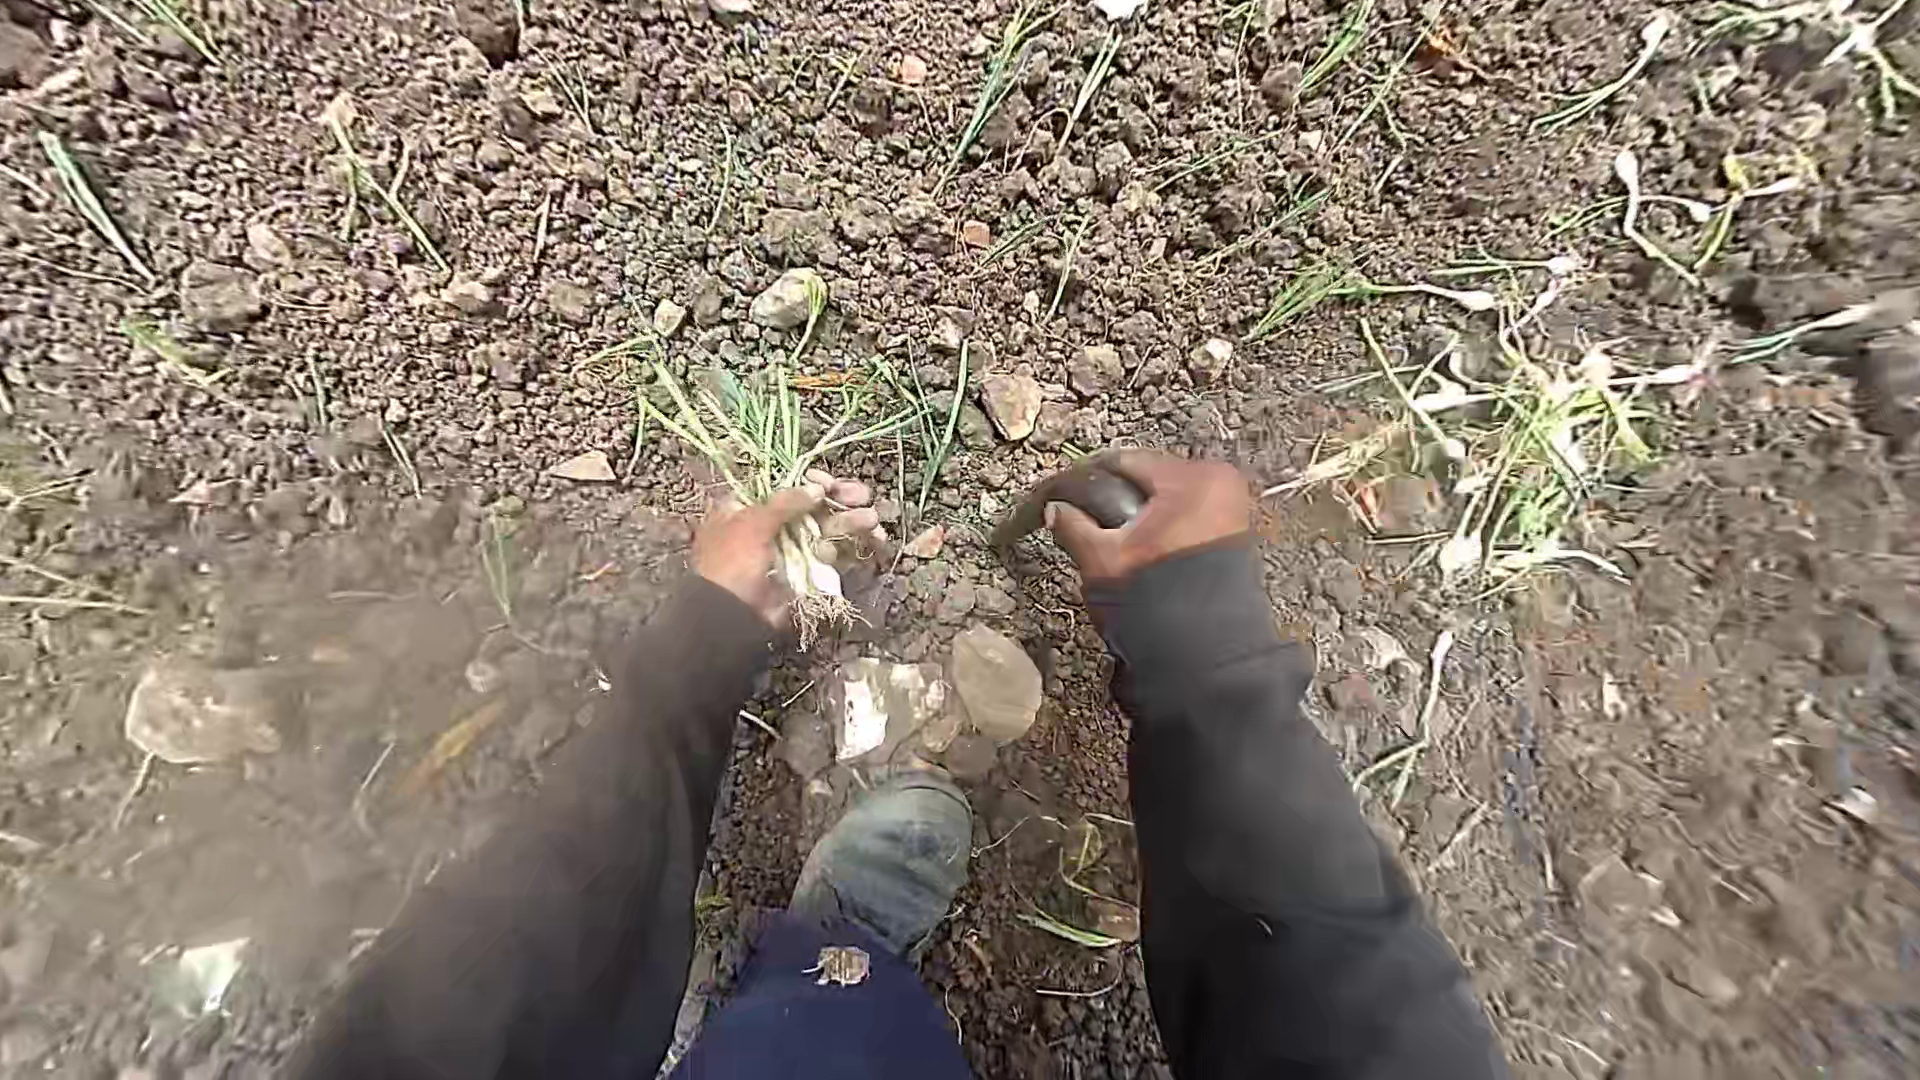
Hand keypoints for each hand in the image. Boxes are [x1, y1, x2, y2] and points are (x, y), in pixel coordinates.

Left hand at [693, 471, 883, 626]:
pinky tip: (873, 540)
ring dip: (851, 521)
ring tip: (873, 520)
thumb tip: (817, 488)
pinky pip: (833, 552)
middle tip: (864, 496)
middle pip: (812, 505)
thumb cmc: (732, 564)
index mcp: (749, 507)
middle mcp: (772, 525)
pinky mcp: (808, 571)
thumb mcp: (751, 524)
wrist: (731, 618)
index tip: (829, 484)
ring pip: (827, 528)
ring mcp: (792, 548)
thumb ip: (786, 502)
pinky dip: (852, 546)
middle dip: (840, 500)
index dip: (811, 483)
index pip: (787, 486)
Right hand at [1044, 451, 1249, 584]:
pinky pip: (1183, 518)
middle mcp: (1220, 484)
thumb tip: (1055, 508)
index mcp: (1194, 479)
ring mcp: (1231, 509)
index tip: (1066, 494)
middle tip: (1084, 519)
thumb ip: (1074, 525)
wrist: (1207, 655)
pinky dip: (1159, 528)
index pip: (1125, 462)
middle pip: (1147, 479)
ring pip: (1164, 500)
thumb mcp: (1103, 558)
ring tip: (1110, 540)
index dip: (1087, 479)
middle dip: (1114, 498)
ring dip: (1136, 515)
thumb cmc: (1159, 602)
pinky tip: (1138, 551)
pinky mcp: (1232, 534)